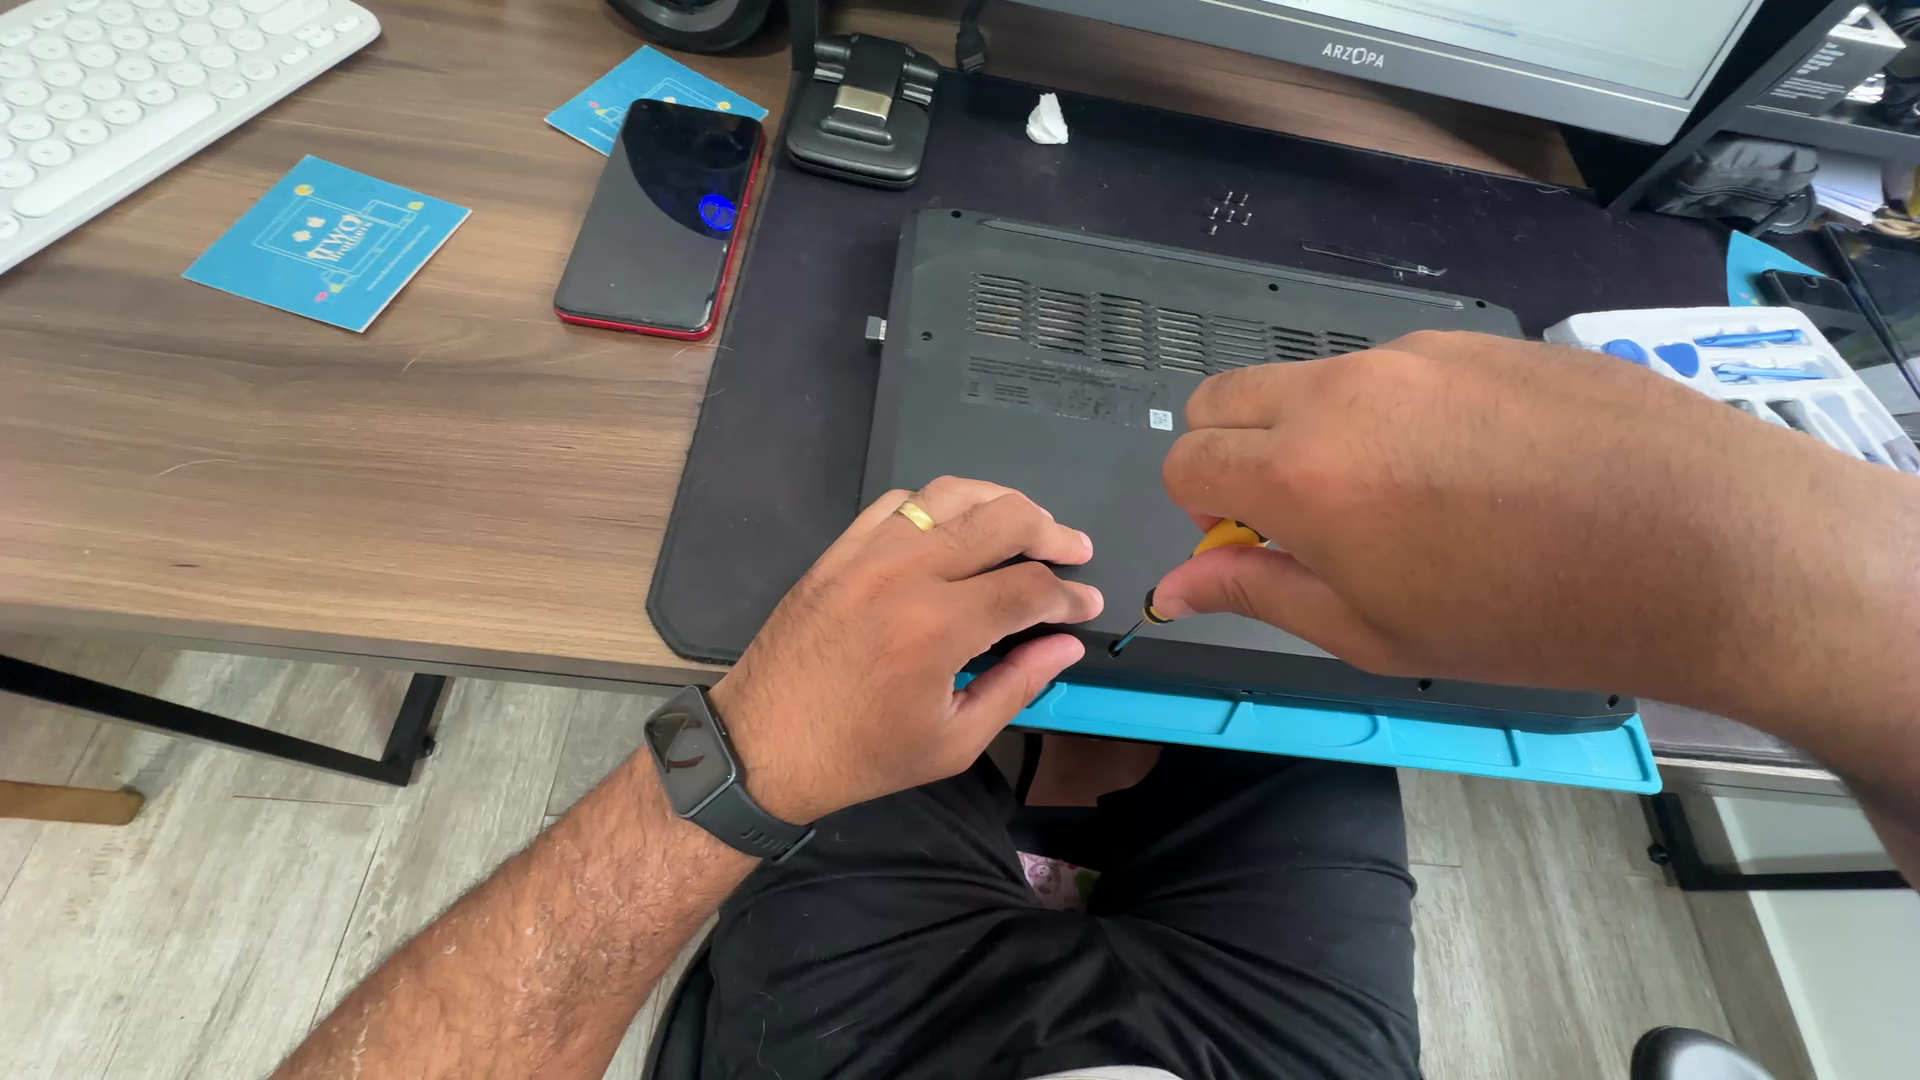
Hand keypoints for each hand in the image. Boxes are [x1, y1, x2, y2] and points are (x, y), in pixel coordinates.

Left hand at [709, 477, 1103, 823]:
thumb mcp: (954, 740)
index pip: (1029, 588)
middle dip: (1053, 532)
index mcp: (939, 627)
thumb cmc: (862, 755)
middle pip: (1002, 518)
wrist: (764, 744)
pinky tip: (954, 523)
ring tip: (1026, 522)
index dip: (1070, 595)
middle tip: (1074, 550)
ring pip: (952, 494)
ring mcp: (868, 552)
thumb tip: (1066, 645)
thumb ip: (1018, 684)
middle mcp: (907, 573)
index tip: (1087, 605)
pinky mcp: (840, 549)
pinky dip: (939, 503)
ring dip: (1001, 502)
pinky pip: (900, 501)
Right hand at [1151, 330, 1917, 706]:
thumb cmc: (1519, 615)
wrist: (1714, 547)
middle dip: (1223, 452)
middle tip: (1292, 509)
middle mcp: (1338, 393)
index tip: (1246, 538)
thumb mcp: (1366, 630)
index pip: (1184, 459)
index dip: (1197, 506)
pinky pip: (1381, 370)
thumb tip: (1170, 589)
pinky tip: (1461, 461)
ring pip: (1299, 382)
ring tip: (1395, 491)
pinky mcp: (1471, 338)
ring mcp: (1408, 354)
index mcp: (1300, 471)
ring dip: (1303, 432)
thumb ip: (1252, 592)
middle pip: (1217, 397)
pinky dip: (1377, 412)